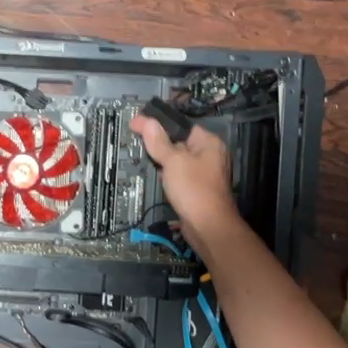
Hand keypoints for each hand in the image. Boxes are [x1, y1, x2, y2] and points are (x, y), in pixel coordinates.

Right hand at [130, 114, 238, 234]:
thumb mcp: (173, 161)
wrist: (208, 226)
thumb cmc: (193, 188)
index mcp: (208, 143)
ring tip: (143, 156)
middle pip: (179, 142)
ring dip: (163, 160)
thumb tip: (147, 121)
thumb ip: (159, 142)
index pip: (181, 125)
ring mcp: (205, 173)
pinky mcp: (198, 189)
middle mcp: (209, 155)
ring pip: (178, 160)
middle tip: (137, 140)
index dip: (159, 124)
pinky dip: (168, 174)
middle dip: (160, 143)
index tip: (138, 123)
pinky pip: (180, 175)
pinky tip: (157, 177)